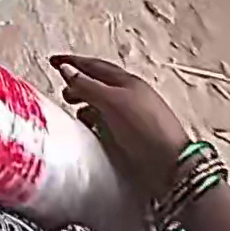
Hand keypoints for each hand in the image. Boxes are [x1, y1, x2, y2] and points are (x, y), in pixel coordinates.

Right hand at [51, 54, 190, 196]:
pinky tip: (92, 128)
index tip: (53, 61)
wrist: (176, 169)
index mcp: (128, 81)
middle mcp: (132, 94)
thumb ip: (85, 85)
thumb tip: (64, 68)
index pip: (94, 65)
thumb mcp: (110, 101)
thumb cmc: (143, 128)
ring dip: (87, 103)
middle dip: (79, 83)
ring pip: (103, 102)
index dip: (72, 62)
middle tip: (63, 90)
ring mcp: (136, 115)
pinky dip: (96, 119)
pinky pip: (109, 119)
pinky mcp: (138, 135)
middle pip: (99, 82)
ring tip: (75, 111)